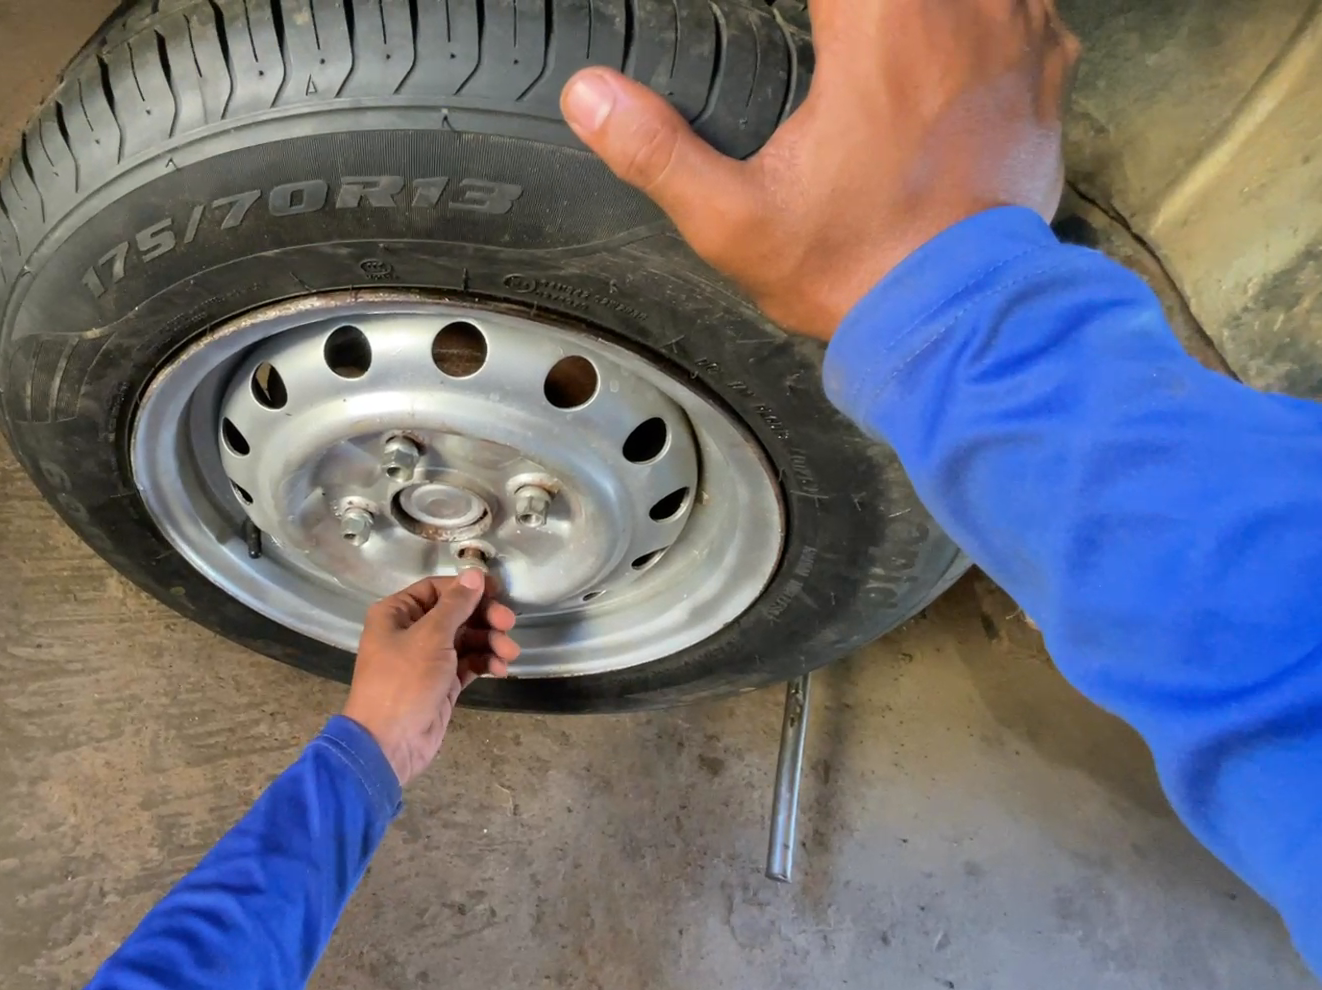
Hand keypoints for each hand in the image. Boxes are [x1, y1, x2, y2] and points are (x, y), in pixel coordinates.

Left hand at [342, 569, 519, 785]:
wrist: (390, 743)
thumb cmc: (403, 681)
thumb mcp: (431, 637)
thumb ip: (456, 605)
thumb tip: (474, 574)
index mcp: (396, 613)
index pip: (436, 589)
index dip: (467, 588)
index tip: (498, 591)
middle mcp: (410, 631)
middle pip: (455, 613)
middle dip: (484, 617)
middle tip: (509, 623)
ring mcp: (427, 658)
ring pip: (465, 639)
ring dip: (490, 642)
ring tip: (509, 653)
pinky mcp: (442, 682)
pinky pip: (468, 663)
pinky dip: (485, 662)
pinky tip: (501, 668)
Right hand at [560, 0, 1080, 338]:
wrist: (948, 315)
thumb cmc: (841, 266)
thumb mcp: (726, 220)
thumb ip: (656, 150)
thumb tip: (585, 94)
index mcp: (880, 28)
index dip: (790, 0)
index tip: (773, 22)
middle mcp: (963, 6)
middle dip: (847, 5)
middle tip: (817, 31)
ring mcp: (1019, 27)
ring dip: (905, 4)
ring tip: (862, 37)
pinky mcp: (1046, 64)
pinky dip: (971, 4)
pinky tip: (937, 38)